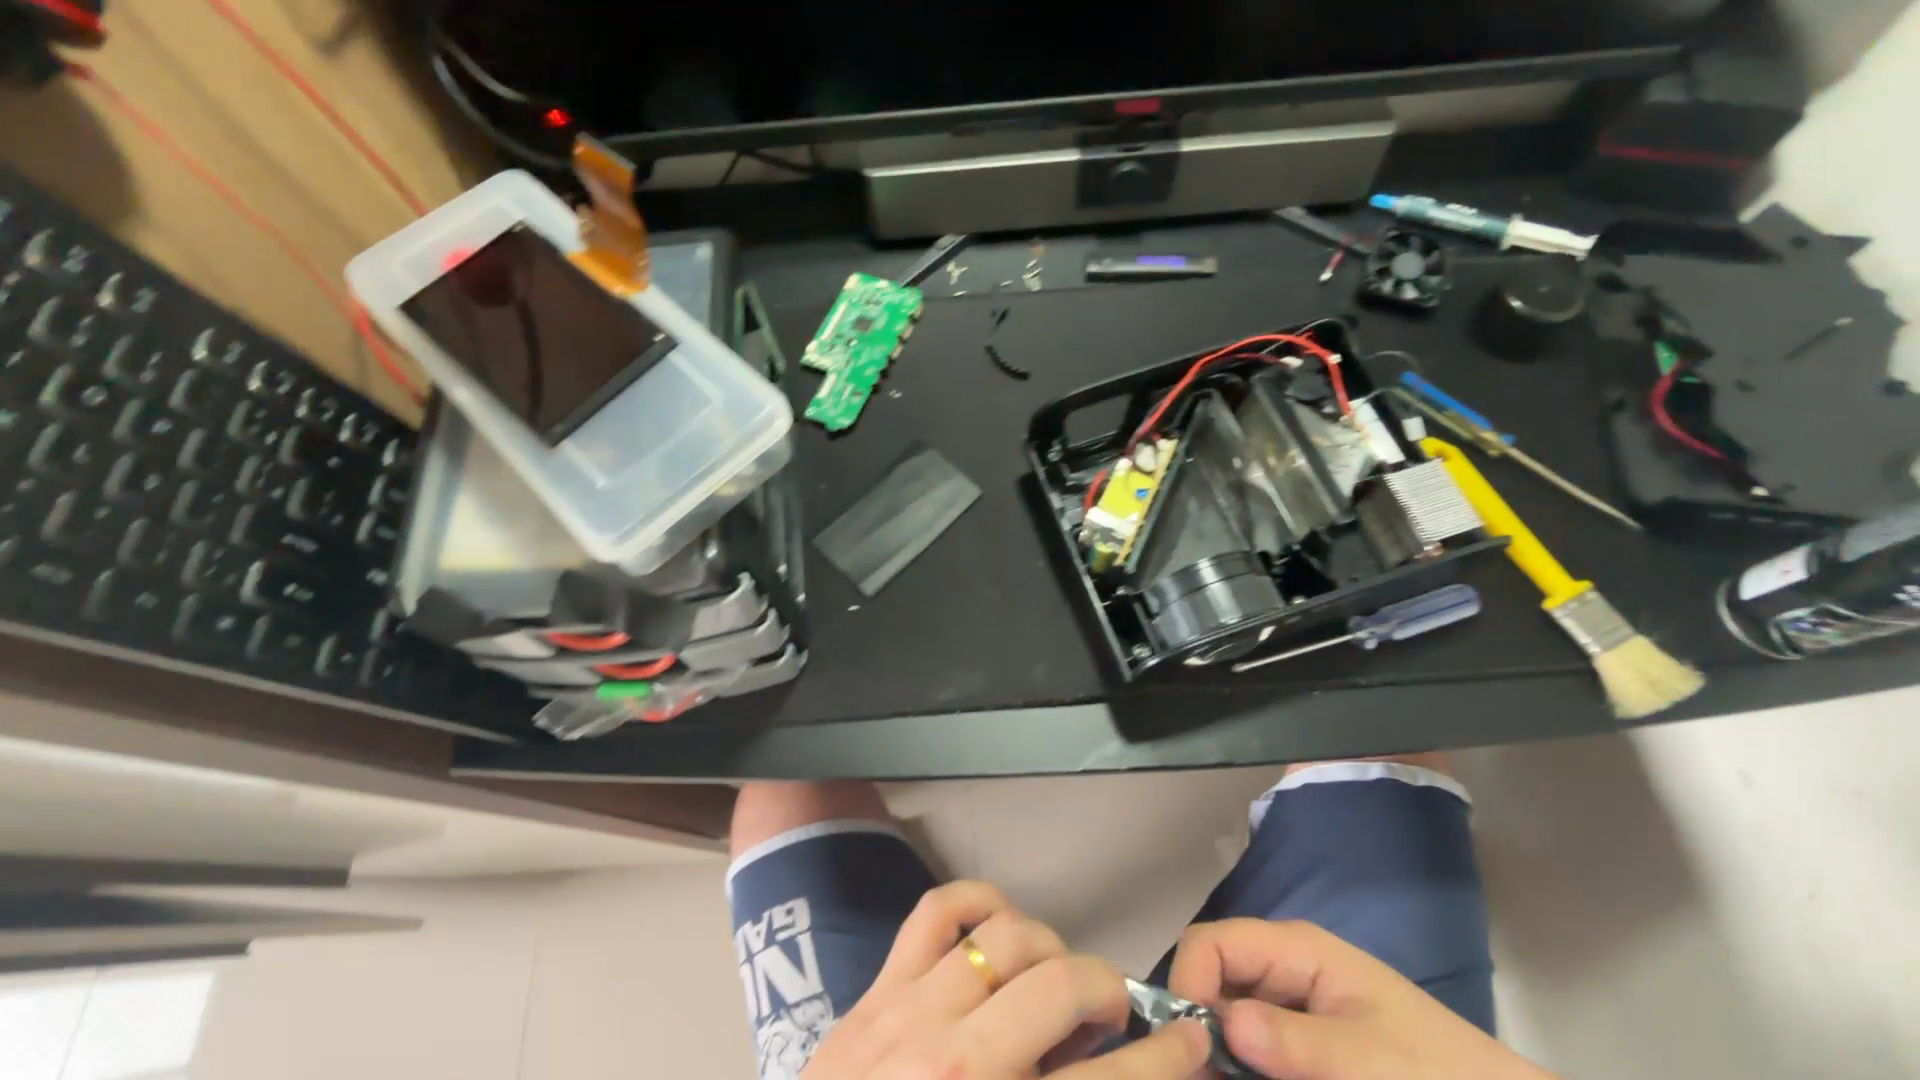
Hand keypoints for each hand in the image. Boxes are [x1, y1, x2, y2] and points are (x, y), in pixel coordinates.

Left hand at [801, 881, 1211, 1079]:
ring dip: (1049, 950)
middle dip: (1105, 991)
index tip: (1191, 1040)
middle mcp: (959, 1060)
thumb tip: (1097, 1066)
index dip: (1167, 1057)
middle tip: (1104, 1017)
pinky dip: (980, 903)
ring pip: (1009, 938)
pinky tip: (997, 928)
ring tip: (1049, 978)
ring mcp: (912, 1010)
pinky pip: (937, 912)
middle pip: (1062, 986)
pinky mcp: (878, 987)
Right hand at [1169, 919, 1553, 1079]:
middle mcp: (1281, 970)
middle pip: (1208, 983)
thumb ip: (1295, 1043)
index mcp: (1295, 950)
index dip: (1187, 986)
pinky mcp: (1294, 1046)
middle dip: (1196, 1031)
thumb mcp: (1368, 1063)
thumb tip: (1223, 1023)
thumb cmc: (1435, 1075)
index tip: (1190, 1050)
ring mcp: (1287, 1008)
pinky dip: (1238, 1071)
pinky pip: (1248, 1050)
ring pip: (1222, 1022)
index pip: (1209, 945)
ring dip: (1216, 1059)